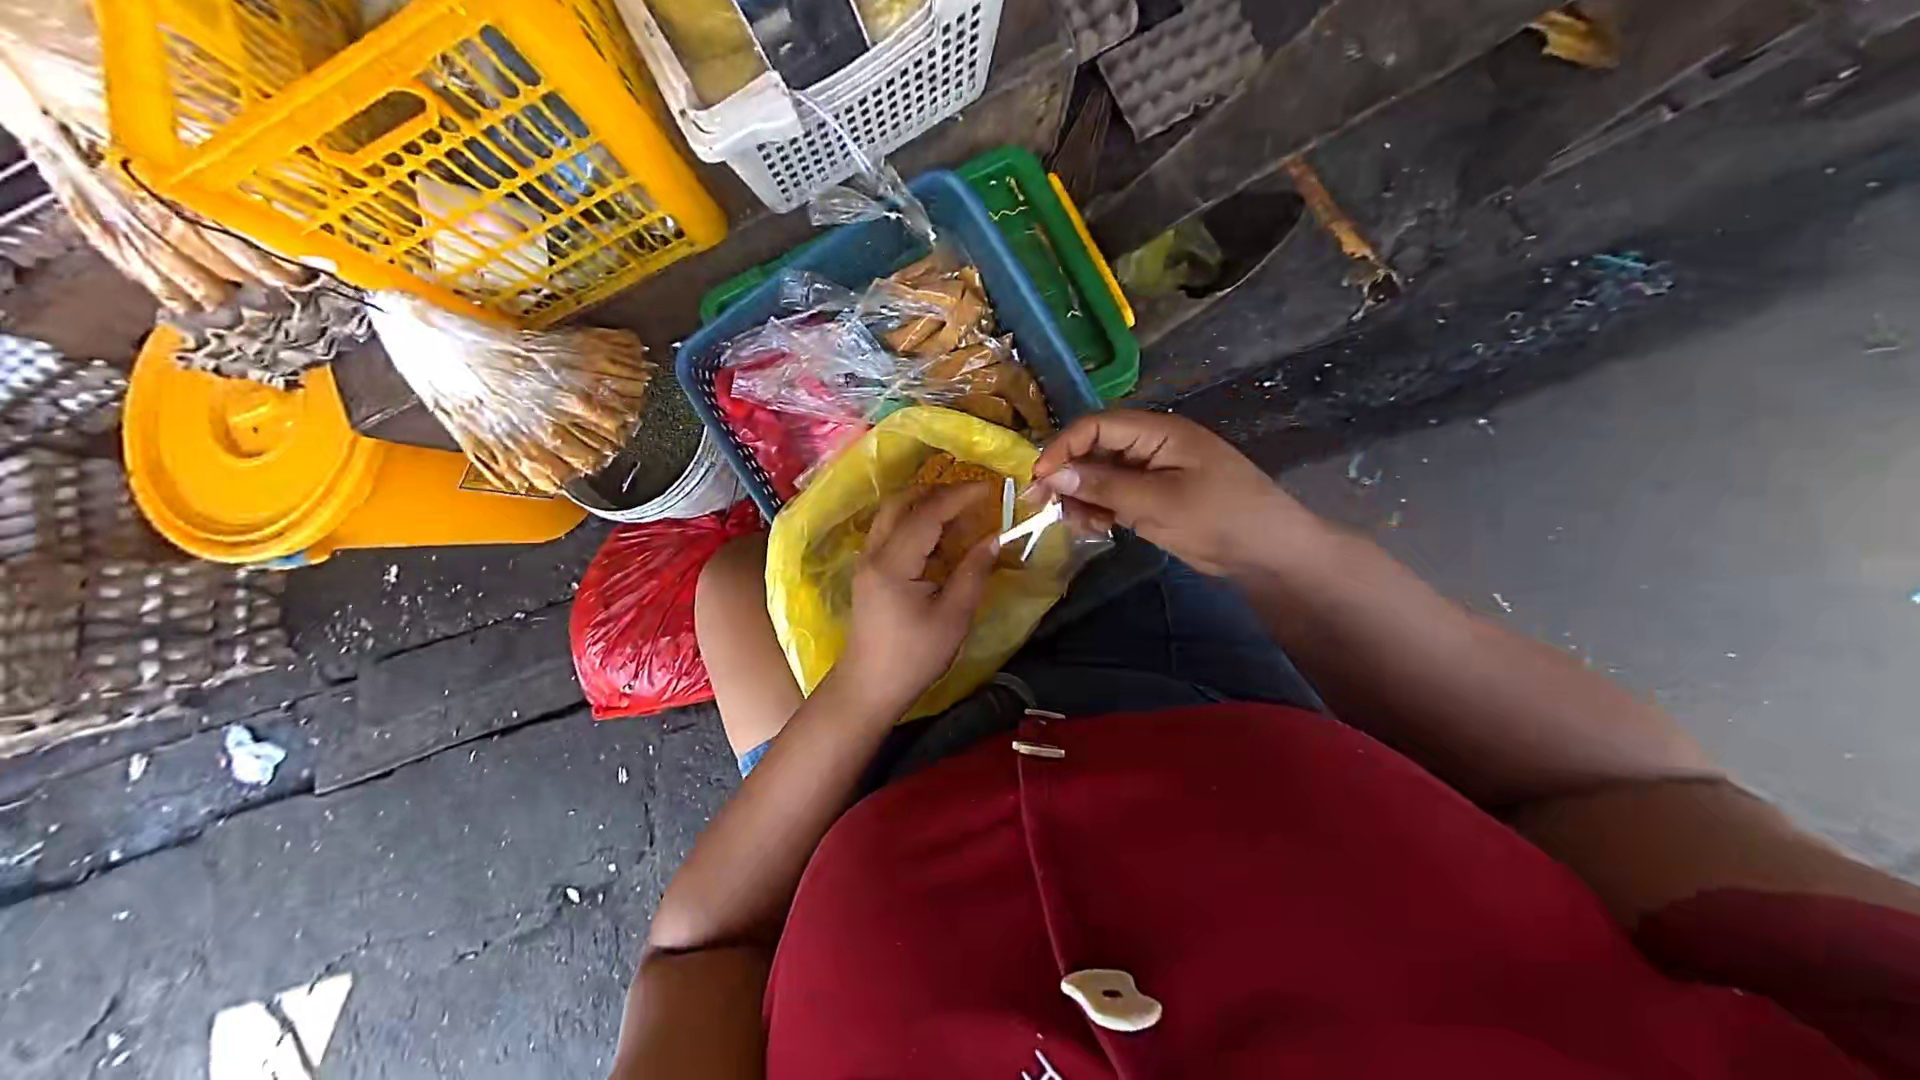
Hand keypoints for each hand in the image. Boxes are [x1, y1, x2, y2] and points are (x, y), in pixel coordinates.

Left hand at [835, 483, 999, 712]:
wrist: (869, 687)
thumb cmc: (913, 657)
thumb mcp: (953, 617)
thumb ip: (973, 573)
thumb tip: (994, 539)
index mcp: (893, 563)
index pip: (927, 514)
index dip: (959, 497)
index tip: (989, 488)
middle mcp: (874, 553)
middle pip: (901, 503)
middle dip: (938, 492)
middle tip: (972, 496)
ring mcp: (867, 561)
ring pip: (892, 515)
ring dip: (924, 505)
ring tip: (960, 513)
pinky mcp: (869, 572)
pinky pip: (891, 532)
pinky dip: (915, 523)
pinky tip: (940, 538)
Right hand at [1032, 409, 1323, 576]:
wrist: (1267, 552)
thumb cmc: (1219, 517)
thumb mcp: (1158, 502)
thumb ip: (1104, 486)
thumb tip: (1053, 474)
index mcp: (1158, 432)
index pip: (1097, 426)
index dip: (1063, 447)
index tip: (1039, 478)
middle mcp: (1150, 446)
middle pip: (1094, 449)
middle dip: (1068, 475)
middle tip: (1042, 505)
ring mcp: (1152, 472)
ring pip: (1100, 475)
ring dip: (1082, 496)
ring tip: (1078, 524)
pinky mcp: (1153, 497)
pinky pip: (1114, 495)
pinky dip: (1099, 509)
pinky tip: (1097, 528)